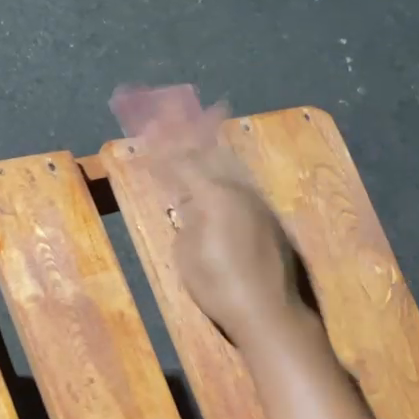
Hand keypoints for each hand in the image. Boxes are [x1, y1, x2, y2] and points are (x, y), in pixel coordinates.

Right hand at [110, 85, 313, 347]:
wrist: (269, 311)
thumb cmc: (219, 288)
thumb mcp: (187, 257)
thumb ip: (185, 224)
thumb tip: (187, 206)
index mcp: (212, 196)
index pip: (181, 163)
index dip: (162, 147)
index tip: (147, 127)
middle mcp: (238, 190)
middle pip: (209, 152)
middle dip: (188, 129)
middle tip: (173, 107)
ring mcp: (258, 202)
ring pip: (232, 164)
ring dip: (214, 143)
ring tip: (205, 119)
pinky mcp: (270, 218)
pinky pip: (244, 182)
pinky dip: (230, 168)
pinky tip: (227, 167)